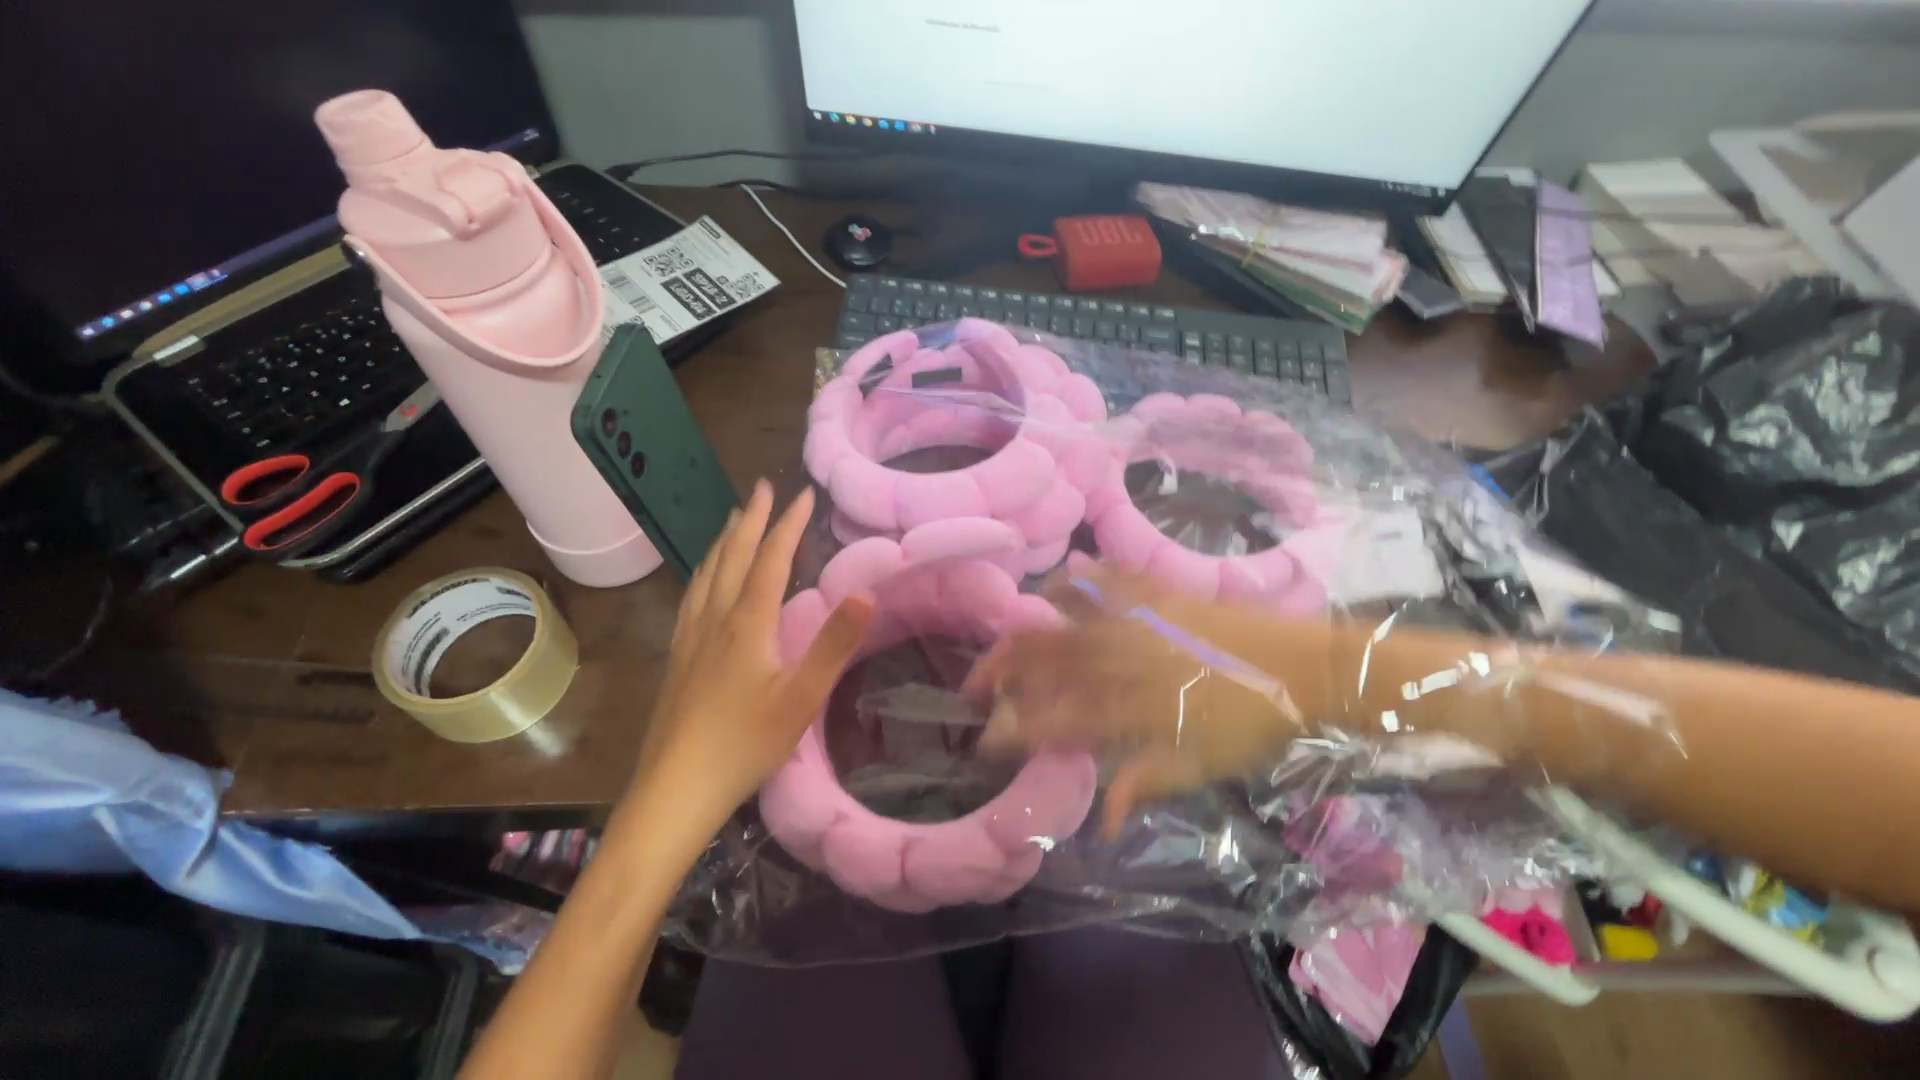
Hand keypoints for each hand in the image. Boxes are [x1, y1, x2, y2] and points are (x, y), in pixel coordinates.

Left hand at [628, 480, 873, 842]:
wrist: (676, 788)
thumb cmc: (746, 744)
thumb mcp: (801, 697)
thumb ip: (834, 644)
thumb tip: (866, 591)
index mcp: (747, 624)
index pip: (771, 561)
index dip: (789, 525)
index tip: (804, 494)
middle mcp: (715, 620)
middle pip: (733, 558)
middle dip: (752, 520)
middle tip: (763, 487)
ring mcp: (690, 639)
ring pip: (707, 574)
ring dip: (724, 541)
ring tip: (733, 519)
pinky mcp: (677, 659)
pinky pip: (692, 597)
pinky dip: (703, 573)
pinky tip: (702, 582)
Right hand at [966, 568, 1314, 835]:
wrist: (1307, 670)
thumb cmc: (1253, 726)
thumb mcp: (1199, 767)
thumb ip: (1142, 786)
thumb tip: (1100, 823)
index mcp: (1131, 707)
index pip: (1055, 719)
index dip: (1012, 731)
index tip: (984, 742)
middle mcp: (1125, 659)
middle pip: (1045, 660)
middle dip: (1000, 672)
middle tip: (971, 688)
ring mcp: (1140, 620)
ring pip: (1064, 619)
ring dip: (1026, 629)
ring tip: (1003, 642)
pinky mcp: (1160, 593)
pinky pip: (1109, 578)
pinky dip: (1079, 577)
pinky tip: (1061, 580)